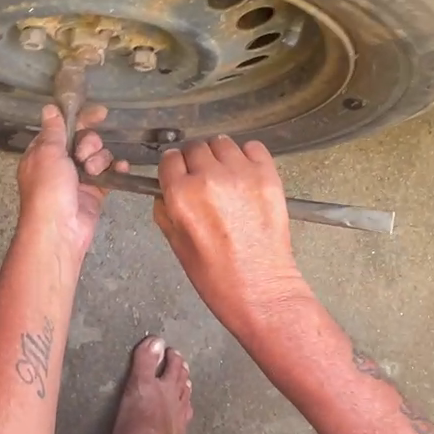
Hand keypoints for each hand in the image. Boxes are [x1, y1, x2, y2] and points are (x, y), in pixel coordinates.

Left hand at [17, 104, 126, 260]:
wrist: (59, 230)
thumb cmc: (47, 191)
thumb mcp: (47, 153)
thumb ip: (53, 130)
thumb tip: (49, 109)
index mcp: (43, 152)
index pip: (63, 127)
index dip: (81, 118)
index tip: (100, 113)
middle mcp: (60, 164)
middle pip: (84, 140)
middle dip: (90, 143)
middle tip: (84, 155)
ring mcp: (78, 178)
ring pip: (99, 156)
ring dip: (100, 159)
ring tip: (92, 172)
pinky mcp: (94, 192)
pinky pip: (109, 174)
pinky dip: (116, 170)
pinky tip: (120, 169)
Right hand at [153, 136, 309, 331]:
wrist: (260, 290)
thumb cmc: (217, 276)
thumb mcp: (175, 243)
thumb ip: (166, 209)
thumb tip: (166, 191)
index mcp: (181, 195)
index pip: (169, 159)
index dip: (172, 168)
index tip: (177, 174)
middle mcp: (209, 179)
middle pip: (195, 147)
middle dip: (195, 161)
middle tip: (201, 179)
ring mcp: (241, 175)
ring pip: (222, 142)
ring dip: (219, 155)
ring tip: (224, 176)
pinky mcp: (268, 177)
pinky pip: (253, 147)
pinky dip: (246, 156)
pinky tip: (244, 175)